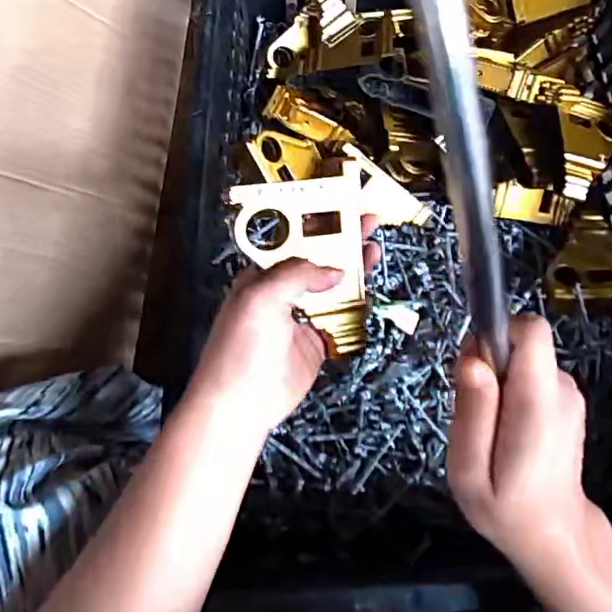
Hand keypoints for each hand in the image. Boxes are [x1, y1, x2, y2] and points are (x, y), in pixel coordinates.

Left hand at [184, 215, 378, 437]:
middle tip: (366, 218)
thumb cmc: (237, 351)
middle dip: (341, 238)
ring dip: (353, 267)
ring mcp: (301, 316)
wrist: (240, 406)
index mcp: (262, 275)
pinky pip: (342, 314)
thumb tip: (334, 270)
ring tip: (374, 245)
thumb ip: (297, 275)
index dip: (316, 222)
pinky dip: (358, 300)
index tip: (339, 205)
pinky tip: (370, 284)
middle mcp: (282, 292)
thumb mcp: (262, 299)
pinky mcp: (316, 340)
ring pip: (333, 285)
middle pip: (318, 258)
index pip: (293, 240)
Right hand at [448, 315, 607, 578]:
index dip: (495, 336)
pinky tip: (506, 432)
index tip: (474, 372)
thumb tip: (472, 361)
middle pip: (518, 343)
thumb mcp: (469, 471)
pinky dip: (510, 393)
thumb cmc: (506, 509)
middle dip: (488, 365)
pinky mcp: (565, 398)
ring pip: (519, 359)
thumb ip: (471, 412)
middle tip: (475, 415)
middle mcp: (561, 389)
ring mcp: (567, 393)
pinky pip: (527, 374)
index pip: (530, 329)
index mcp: (538, 403)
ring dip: (497, 383)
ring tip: (490, 431)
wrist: (554, 535)